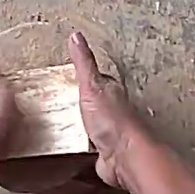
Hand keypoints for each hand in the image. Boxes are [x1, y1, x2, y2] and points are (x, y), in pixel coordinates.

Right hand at [68, 32, 150, 189]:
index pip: (100, 79)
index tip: (77, 72)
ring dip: (87, 124)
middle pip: (99, 102)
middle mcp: (113, 111)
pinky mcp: (106, 153)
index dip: (89, 76)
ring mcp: (110, 132)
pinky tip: (78, 144)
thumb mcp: (91, 85)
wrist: (123, 157)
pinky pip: (92, 146)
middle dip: (87, 101)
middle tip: (71, 97)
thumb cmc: (112, 121)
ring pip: (96, 125)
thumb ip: (84, 63)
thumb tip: (76, 36)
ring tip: (71, 121)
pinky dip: (86, 145)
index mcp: (112, 91)